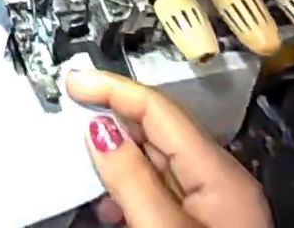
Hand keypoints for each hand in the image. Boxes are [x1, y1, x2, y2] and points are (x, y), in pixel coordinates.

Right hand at [66, 70, 270, 227]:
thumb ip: (130, 178)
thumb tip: (98, 128)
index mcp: (223, 177)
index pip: (158, 107)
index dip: (111, 87)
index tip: (71, 80)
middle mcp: (224, 183)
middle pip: (155, 126)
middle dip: (110, 115)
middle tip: (69, 108)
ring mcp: (216, 205)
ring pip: (153, 154)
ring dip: (114, 150)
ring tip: (81, 157)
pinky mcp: (203, 223)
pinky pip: (157, 182)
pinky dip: (126, 179)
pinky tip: (108, 198)